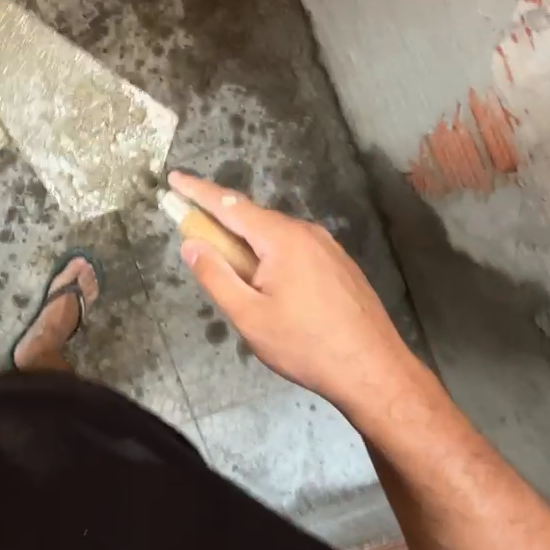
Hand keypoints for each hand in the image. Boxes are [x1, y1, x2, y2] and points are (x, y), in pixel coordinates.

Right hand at [168, 171, 423, 415]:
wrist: (375, 371)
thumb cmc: (305, 345)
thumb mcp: (249, 315)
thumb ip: (216, 276)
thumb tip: (191, 245)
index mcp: (282, 239)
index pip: (230, 205)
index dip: (198, 191)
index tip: (174, 178)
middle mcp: (307, 233)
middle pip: (253, 218)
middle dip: (220, 221)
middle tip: (193, 232)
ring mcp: (328, 248)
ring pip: (275, 235)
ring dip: (246, 242)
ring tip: (230, 269)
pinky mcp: (339, 266)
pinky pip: (294, 248)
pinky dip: (269, 253)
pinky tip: (266, 282)